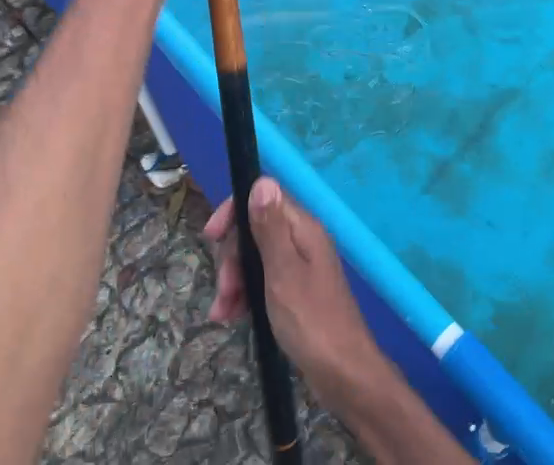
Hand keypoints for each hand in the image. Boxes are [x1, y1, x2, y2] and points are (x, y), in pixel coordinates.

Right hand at [206, 178, 382, 399]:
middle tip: (224, 290)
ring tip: (222, 312)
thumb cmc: (311, 320)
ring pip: (255, 258)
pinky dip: (244, 294)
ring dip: (234, 280)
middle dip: (232, 257)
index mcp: (304, 229)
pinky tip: (231, 316)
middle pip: (255, 230)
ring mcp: (300, 266)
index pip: (264, 199)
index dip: (234, 212)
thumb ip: (270, 228)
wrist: (343, 372)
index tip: (210, 236)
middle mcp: (303, 241)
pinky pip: (263, 281)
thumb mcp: (282, 272)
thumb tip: (262, 180)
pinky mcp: (296, 291)